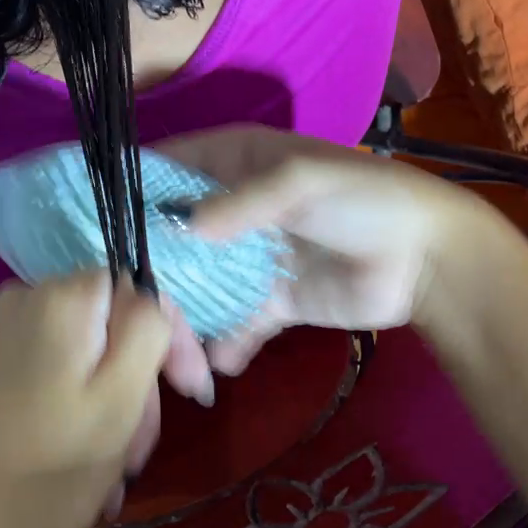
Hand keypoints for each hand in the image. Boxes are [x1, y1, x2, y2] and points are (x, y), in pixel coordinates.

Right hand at [162, 125, 513, 376]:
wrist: (432, 260)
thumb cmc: (363, 199)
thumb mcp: (299, 183)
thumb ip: (238, 204)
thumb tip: (178, 229)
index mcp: (231, 161)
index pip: (165, 170)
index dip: (132, 192)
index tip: (95, 224)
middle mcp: (229, 206)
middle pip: (173, 235)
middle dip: (153, 270)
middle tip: (133, 306)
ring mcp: (248, 256)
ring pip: (198, 283)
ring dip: (183, 315)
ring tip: (173, 352)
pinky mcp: (271, 300)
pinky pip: (236, 323)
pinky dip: (224, 344)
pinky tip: (216, 366)